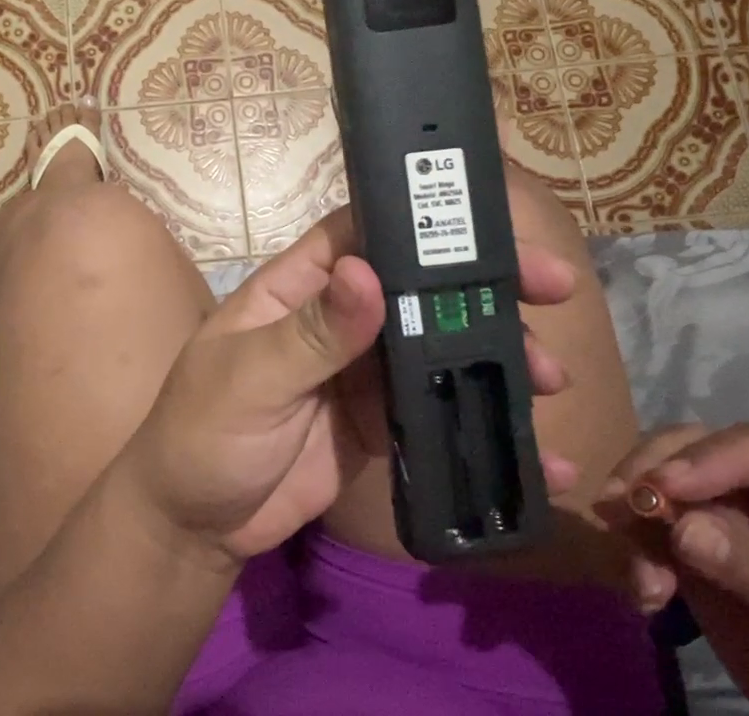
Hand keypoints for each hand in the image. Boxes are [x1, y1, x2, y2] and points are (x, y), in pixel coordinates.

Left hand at [114, 206, 582, 567]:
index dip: (422, 222)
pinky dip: (480, 423)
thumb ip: (310, 334)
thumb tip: (367, 273)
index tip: (494, 230)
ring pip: (435, 347)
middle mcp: (334, 321)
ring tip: (549, 377)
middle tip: (554, 291)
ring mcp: (359, 374)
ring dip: (492, 354)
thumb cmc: (201, 435)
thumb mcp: (248, 380)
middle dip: (482, 288)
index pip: (361, 235)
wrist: (195, 526)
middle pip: (415, 288)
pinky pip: (435, 414)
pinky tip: (533, 450)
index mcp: (294, 289)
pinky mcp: (377, 425)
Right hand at [600, 423, 748, 715]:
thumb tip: (683, 528)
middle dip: (654, 475)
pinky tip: (648, 597)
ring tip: (642, 580)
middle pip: (700, 453)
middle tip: (615, 505)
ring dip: (638, 521)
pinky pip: (654, 535)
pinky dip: (638, 557)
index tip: (661, 487)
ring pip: (666, 489)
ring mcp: (736, 526)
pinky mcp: (702, 558)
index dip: (709, 457)